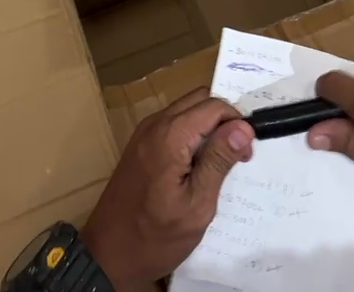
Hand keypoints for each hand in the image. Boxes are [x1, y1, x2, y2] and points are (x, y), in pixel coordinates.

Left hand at [81, 87, 254, 287]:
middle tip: (235, 155)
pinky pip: (172, 122)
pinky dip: (190, 132)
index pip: (214, 106)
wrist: (108, 255)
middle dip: (223, 119)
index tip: (246, 153)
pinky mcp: (140, 142)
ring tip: (218, 162)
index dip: (236, 123)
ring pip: (186, 108)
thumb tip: (243, 127)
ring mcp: (144, 131)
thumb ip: (218, 161)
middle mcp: (156, 123)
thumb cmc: (155, 237)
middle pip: (199, 99)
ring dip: (206, 125)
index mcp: (171, 135)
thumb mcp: (196, 205)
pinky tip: (196, 164)